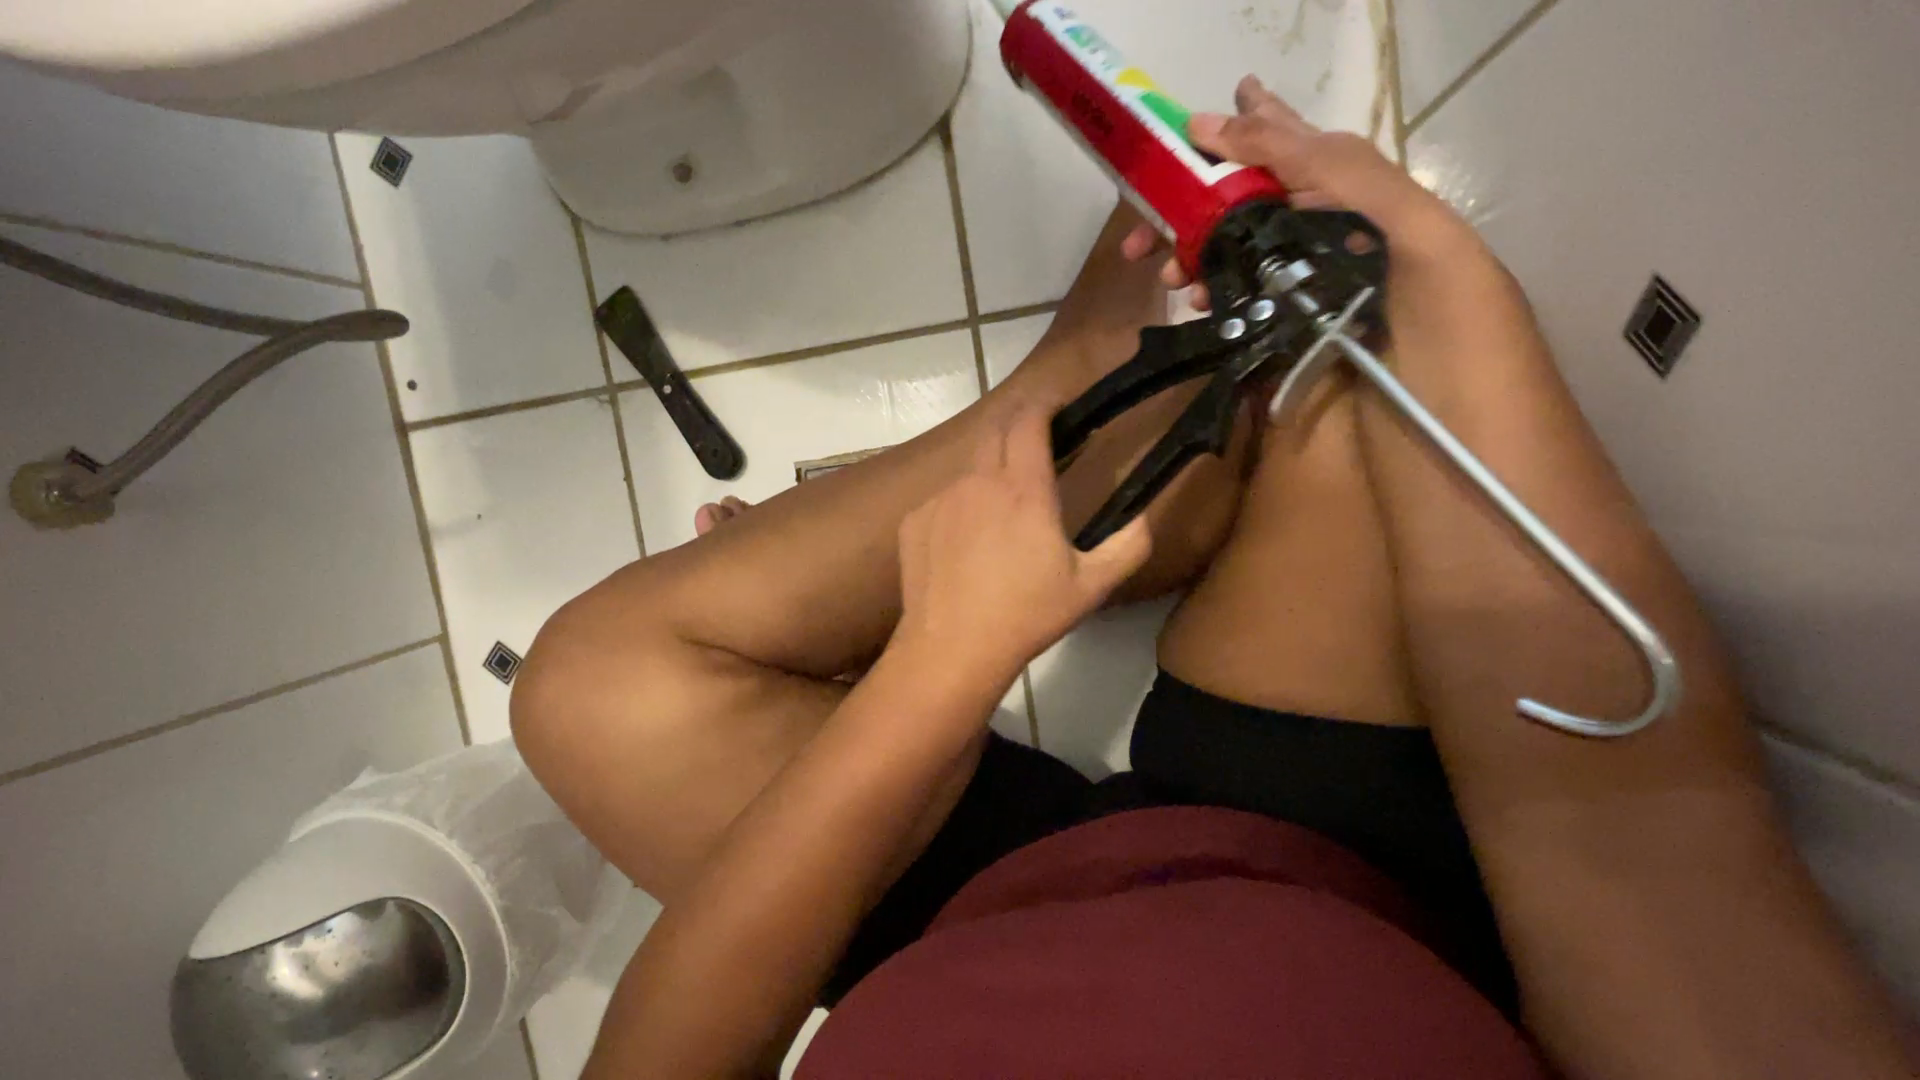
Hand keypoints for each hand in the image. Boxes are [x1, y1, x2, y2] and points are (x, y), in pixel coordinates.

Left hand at [894, 408, 1152, 686]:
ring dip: (988, 470)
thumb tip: (1144, 517)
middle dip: (1016, 426)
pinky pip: (941, 499)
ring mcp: (940, 499)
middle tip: (1034, 443)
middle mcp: (977, 480)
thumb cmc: (1026, 616)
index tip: (1056, 406)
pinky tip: (965, 544)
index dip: (1044, 405)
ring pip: (968, 467)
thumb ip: (1128, 545)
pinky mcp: (914, 521)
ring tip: (1001, 505)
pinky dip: (959, 506)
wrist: (951, 647)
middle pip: (995, 431)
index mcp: (1023, 488)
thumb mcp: (1091, 586)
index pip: (1029, 420)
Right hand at [1120, 76, 1491, 310]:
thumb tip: (1221, 129)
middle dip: (1192, 207)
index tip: (1184, 127)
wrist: (1462, 432)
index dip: (1243, 129)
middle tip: (1140, 227)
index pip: (1291, 146)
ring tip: (1163, 275)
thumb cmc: (1451, 317)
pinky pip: (1241, 309)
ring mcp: (1308, 293)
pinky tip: (1192, 307)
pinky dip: (1210, 302)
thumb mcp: (1403, 221)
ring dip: (1192, 259)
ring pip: (1236, 259)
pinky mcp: (1295, 341)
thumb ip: (1328, 167)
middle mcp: (1329, 237)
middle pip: (1249, 205)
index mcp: (1359, 197)